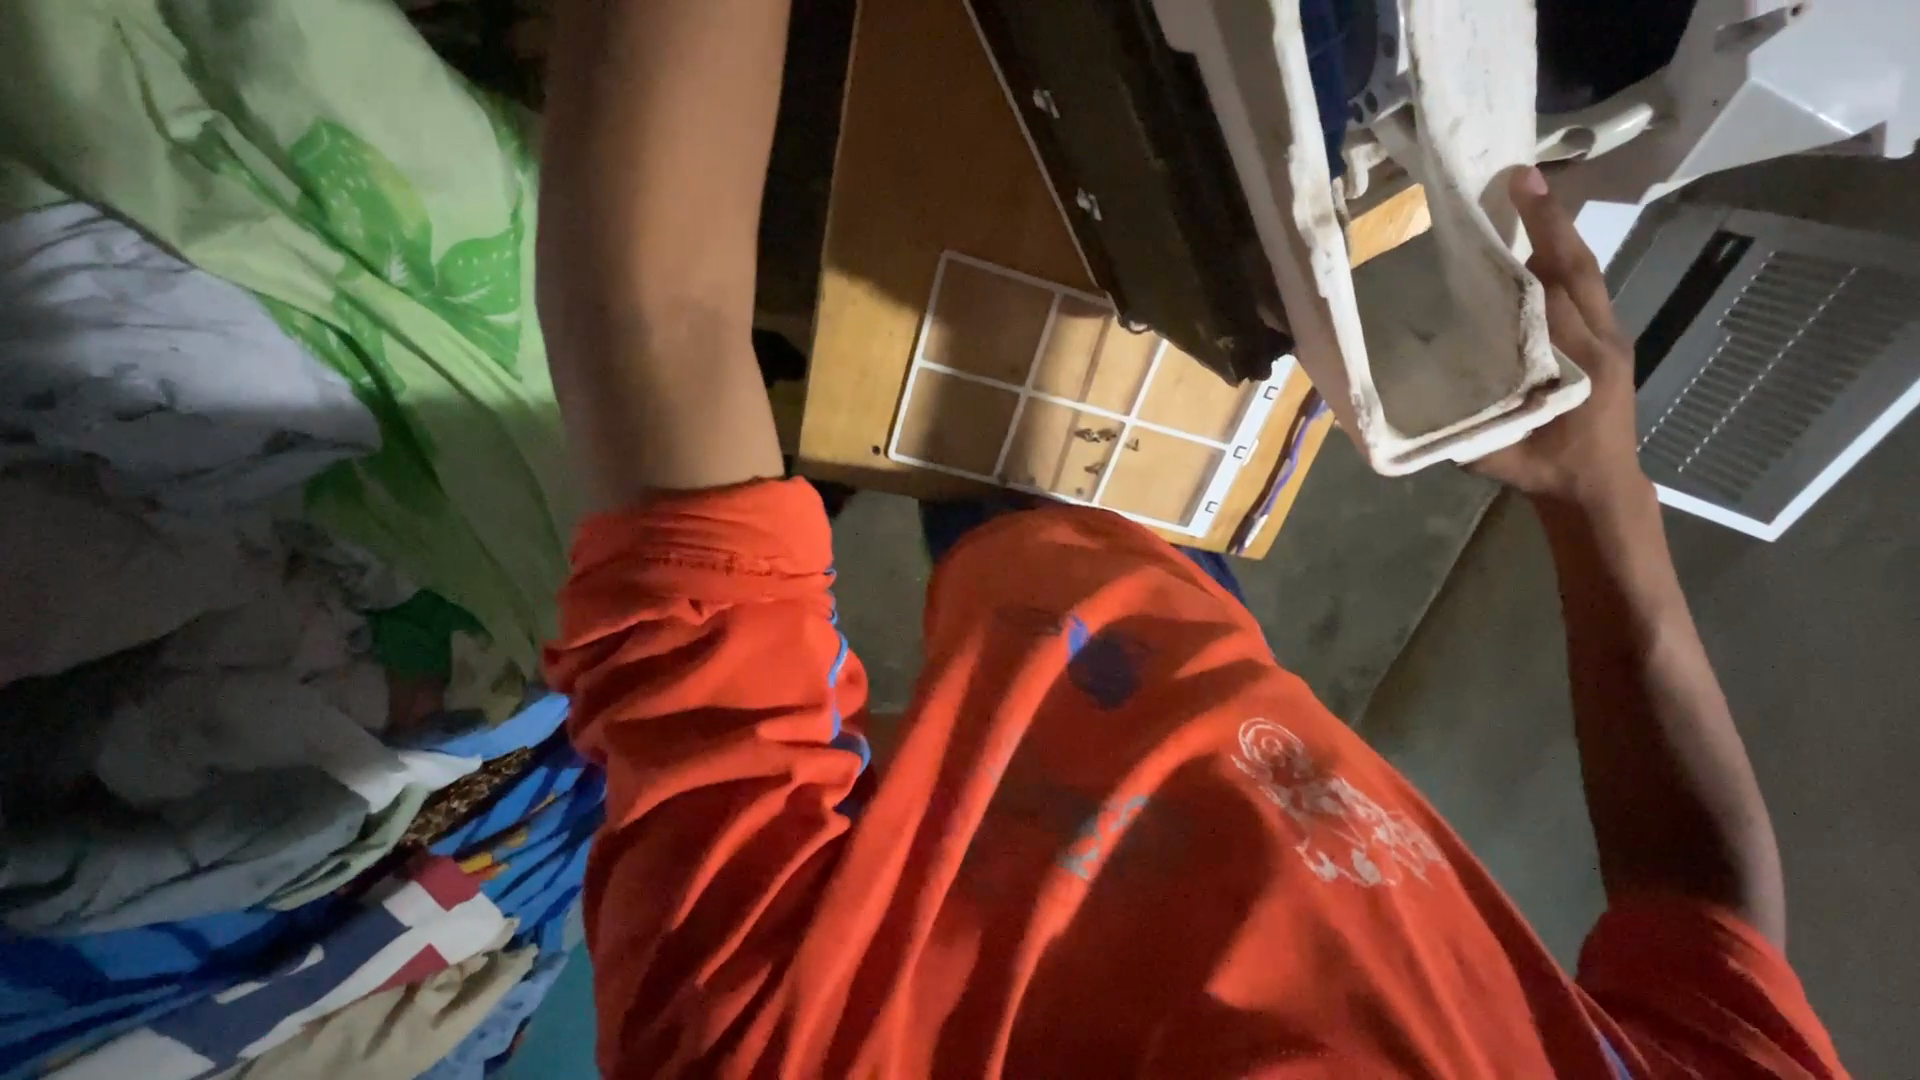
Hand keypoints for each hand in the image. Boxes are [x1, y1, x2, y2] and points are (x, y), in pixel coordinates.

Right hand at [1472, 167, 1647, 509]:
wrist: (1597, 489)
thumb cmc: (1541, 470)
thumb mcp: (1492, 450)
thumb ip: (1460, 420)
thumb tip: (1409, 391)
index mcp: (1575, 358)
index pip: (1555, 284)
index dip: (1541, 236)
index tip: (1519, 189)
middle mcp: (1599, 337)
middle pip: (1578, 266)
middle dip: (1551, 220)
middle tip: (1520, 180)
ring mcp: (1610, 338)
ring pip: (1586, 275)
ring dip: (1558, 238)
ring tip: (1525, 206)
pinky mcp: (1609, 344)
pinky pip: (1585, 293)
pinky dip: (1562, 266)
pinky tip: (1533, 258)